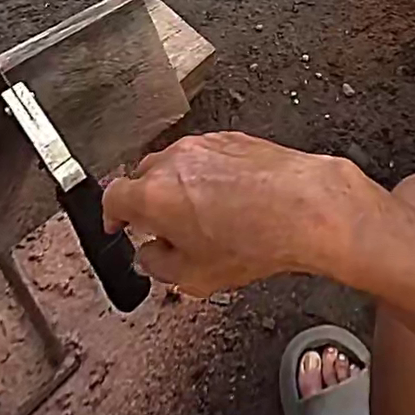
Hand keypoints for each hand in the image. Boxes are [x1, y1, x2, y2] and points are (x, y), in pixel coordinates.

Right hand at [102, 132, 392, 295]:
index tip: (119, 226)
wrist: (302, 205)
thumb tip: (151, 254)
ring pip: (175, 163)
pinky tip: (229, 199)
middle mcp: (174, 160)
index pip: (113, 197)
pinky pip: (205, 155)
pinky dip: (206, 173)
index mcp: (154, 193)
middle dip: (147, 201)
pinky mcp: (230, 137)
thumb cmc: (255, 239)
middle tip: (163, 228)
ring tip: (204, 217)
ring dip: (178, 186)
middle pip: (143, 176)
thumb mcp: (193, 277)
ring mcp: (203, 144)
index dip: (111, 216)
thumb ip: (157, 264)